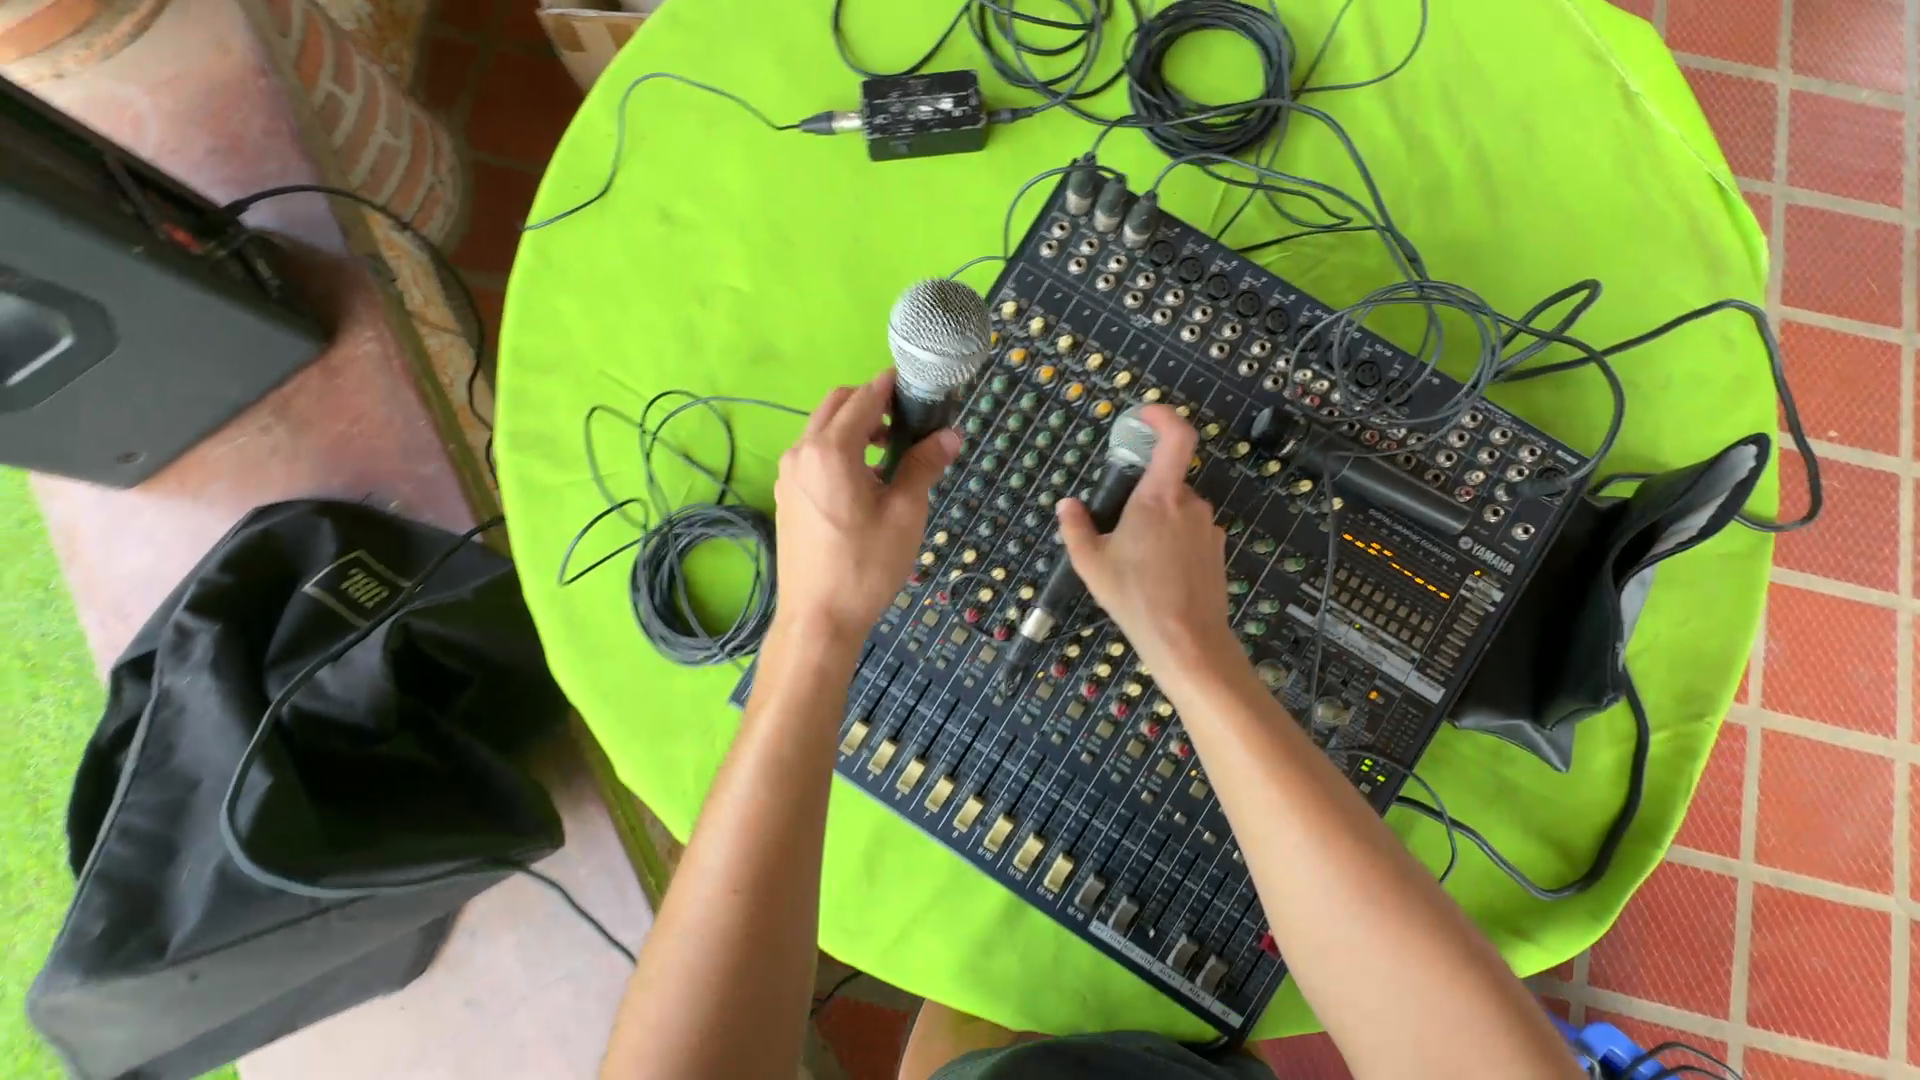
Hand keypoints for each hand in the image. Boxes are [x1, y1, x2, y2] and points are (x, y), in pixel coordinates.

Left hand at [773, 371, 958, 642]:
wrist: (818, 619)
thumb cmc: (866, 566)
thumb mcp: (905, 513)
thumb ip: (924, 465)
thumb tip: (950, 435)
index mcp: (830, 450)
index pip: (864, 397)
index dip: (892, 386)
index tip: (919, 387)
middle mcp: (801, 452)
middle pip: (837, 405)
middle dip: (872, 402)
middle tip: (907, 422)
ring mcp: (788, 475)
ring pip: (822, 430)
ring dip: (854, 427)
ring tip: (889, 454)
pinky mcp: (786, 495)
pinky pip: (813, 455)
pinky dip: (838, 450)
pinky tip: (863, 481)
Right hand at [1055, 406, 1237, 675]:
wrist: (1186, 640)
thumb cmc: (1135, 597)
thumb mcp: (1091, 564)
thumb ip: (1076, 528)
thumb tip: (1068, 506)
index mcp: (1159, 498)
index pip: (1177, 437)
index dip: (1164, 417)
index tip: (1144, 416)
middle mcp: (1190, 505)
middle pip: (1168, 482)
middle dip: (1144, 497)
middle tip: (1120, 531)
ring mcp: (1208, 528)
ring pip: (1179, 510)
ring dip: (1158, 523)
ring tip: (1137, 562)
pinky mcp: (1218, 550)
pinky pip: (1191, 533)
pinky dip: (1173, 542)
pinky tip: (1159, 576)